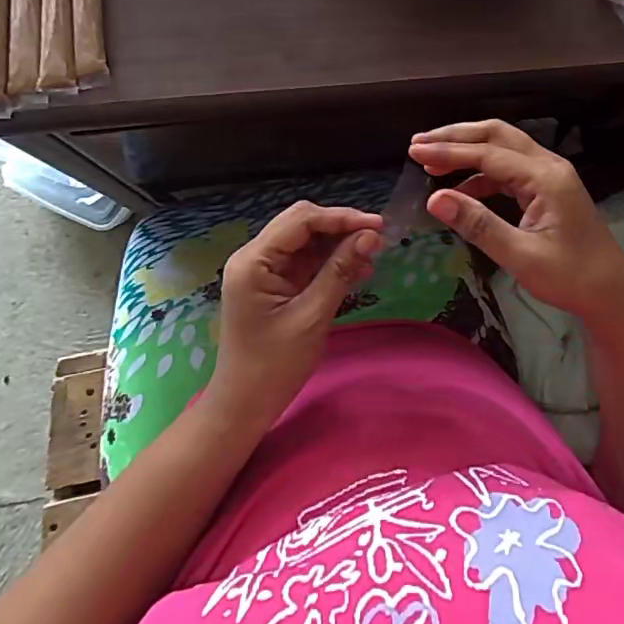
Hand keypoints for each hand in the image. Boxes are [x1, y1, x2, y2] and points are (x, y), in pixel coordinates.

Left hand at [208, 202, 382, 423]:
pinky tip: (357, 271)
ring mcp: (263, 270)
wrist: (245, 405)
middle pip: (302, 225)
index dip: (341, 218)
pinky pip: (305, 262)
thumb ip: (339, 272)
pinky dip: (330, 263)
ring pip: (307, 242)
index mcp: (253, 260)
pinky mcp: (274, 284)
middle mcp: (254, 256)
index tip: (378, 225)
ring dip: (339, 245)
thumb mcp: (312, 316)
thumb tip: (370, 237)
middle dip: (341, 228)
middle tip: (378, 240)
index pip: (301, 220)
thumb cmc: (274, 365)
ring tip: (372, 257)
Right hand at [409, 121, 623, 318]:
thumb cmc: (570, 277)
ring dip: (467, 151)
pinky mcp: (548, 188)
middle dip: (456, 137)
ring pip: (502, 147)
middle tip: (419, 143)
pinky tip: (460, 189)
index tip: (413, 151)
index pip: (487, 153)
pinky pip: (509, 168)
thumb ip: (477, 224)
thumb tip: (435, 199)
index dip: (448, 151)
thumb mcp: (520, 255)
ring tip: (431, 163)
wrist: (611, 295)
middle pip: (496, 134)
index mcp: (545, 178)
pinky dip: (481, 172)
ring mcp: (550, 175)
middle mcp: (548, 166)